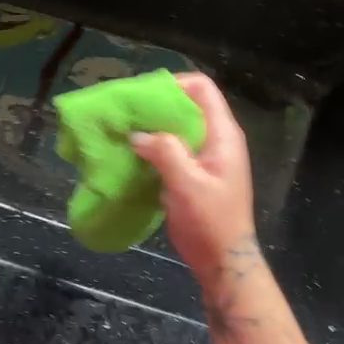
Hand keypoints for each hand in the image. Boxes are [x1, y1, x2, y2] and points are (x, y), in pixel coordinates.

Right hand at [129, 73, 258, 283]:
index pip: (202, 89)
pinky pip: (169, 148)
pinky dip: (149, 147)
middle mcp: (215, 139)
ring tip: (121, 131)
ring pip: (175, 127)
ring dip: (149, 127)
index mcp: (222, 135)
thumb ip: (165, 152)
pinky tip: (128, 154)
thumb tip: (137, 135)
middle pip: (185, 105)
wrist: (222, 259)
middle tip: (124, 112)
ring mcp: (203, 156)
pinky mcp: (190, 172)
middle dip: (154, 105)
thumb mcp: (188, 184)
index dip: (173, 84)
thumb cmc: (211, 221)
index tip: (141, 96)